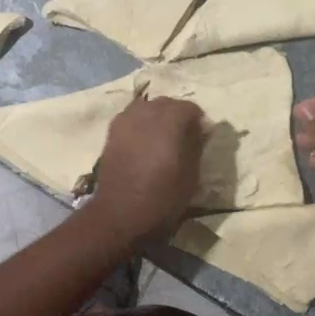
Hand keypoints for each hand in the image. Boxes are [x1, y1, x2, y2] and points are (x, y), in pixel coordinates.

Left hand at [86, 95, 206, 242]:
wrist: (121, 212)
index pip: (189, 107)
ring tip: (161, 138)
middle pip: (166, 103)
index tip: (201, 137)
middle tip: (183, 136)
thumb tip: (202, 128)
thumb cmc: (163, 197)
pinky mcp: (112, 130)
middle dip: (177, 115)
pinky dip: (140, 123)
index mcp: (169, 121)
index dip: (198, 120)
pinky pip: (131, 116)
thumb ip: (197, 144)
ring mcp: (125, 119)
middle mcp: (146, 113)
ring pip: (146, 106)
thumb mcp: (191, 174)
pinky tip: (143, 141)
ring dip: (156, 116)